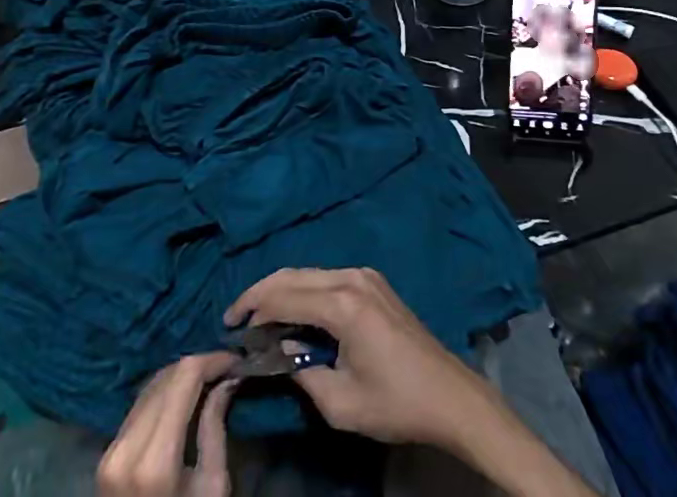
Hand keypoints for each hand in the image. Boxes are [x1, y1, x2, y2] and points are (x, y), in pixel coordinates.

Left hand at [96, 353, 239, 496]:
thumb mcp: (213, 484)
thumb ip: (215, 427)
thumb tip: (227, 380)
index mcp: (154, 459)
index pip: (183, 378)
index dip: (213, 360)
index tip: (237, 361)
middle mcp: (125, 448)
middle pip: (165, 377)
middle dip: (199, 365)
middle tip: (227, 369)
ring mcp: (110, 451)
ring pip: (150, 387)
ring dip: (182, 376)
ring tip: (210, 379)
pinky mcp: (106, 454)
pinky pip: (139, 406)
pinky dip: (165, 393)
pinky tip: (186, 396)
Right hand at [223, 268, 496, 449]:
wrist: (448, 395)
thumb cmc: (394, 402)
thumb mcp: (338, 401)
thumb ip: (300, 371)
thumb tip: (277, 352)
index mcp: (344, 304)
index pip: (283, 297)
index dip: (251, 311)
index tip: (228, 329)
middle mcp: (353, 279)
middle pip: (294, 275)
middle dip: (261, 294)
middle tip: (235, 320)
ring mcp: (367, 277)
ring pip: (310, 273)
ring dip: (283, 291)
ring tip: (260, 321)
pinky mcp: (375, 284)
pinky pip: (328, 279)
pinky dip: (305, 292)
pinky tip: (294, 314)